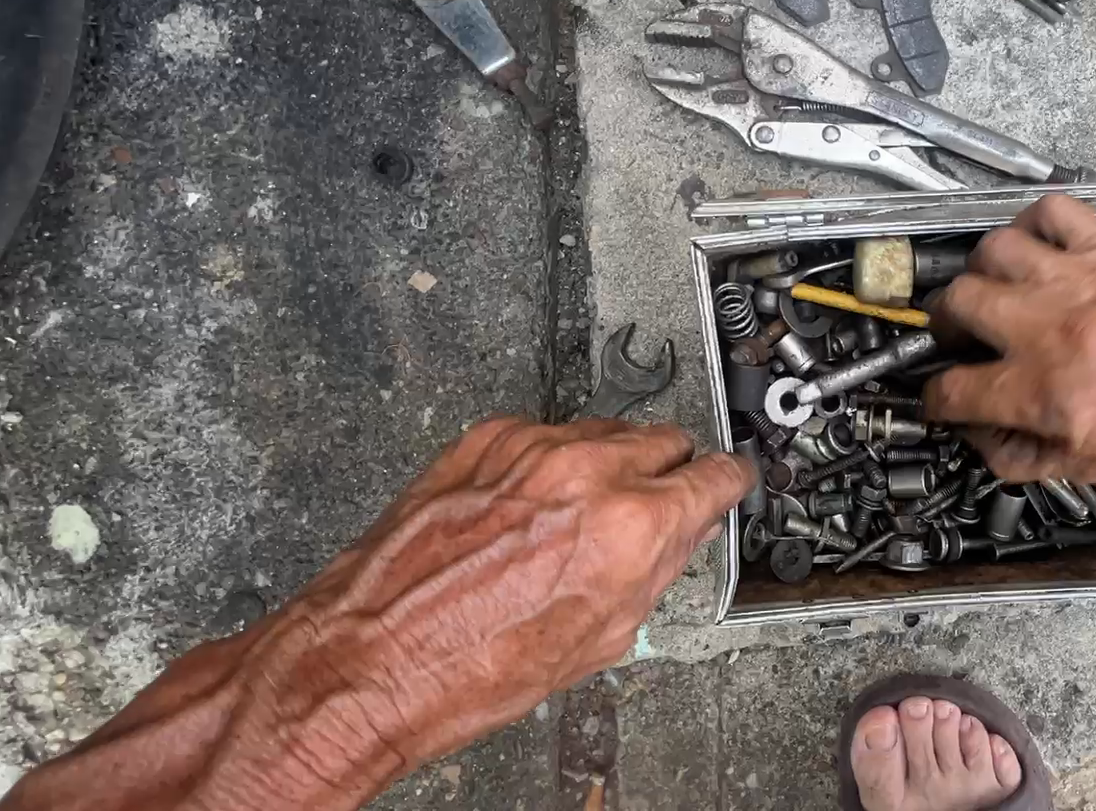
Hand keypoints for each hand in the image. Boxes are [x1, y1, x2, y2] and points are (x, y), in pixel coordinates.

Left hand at [25, 417, 752, 810]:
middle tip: (654, 504)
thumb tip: (692, 525)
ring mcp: (537, 447)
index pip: (717, 474)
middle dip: (672, 471)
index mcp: (631, 525)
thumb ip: (663, 564)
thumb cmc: (474, 666)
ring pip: (614, 430)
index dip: (729, 482)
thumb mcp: (604, 635)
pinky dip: (559, 460)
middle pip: (670, 438)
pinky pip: (554, 432)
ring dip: (617, 462)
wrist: (365, 658)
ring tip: (584, 512)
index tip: (728, 482)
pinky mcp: (492, 436)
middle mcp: (590, 472)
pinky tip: (535, 503)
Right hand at [924, 195, 1095, 518]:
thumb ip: (1023, 455)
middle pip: (957, 304)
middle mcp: (1056, 330)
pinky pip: (1055, 212)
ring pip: (993, 250)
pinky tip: (1036, 247)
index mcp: (1048, 395)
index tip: (941, 396)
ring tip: (994, 289)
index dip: (936, 399)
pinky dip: (1033, 223)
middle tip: (961, 338)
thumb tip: (979, 436)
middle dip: (944, 327)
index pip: (954, 389)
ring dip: (981, 272)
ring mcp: (1085, 283)